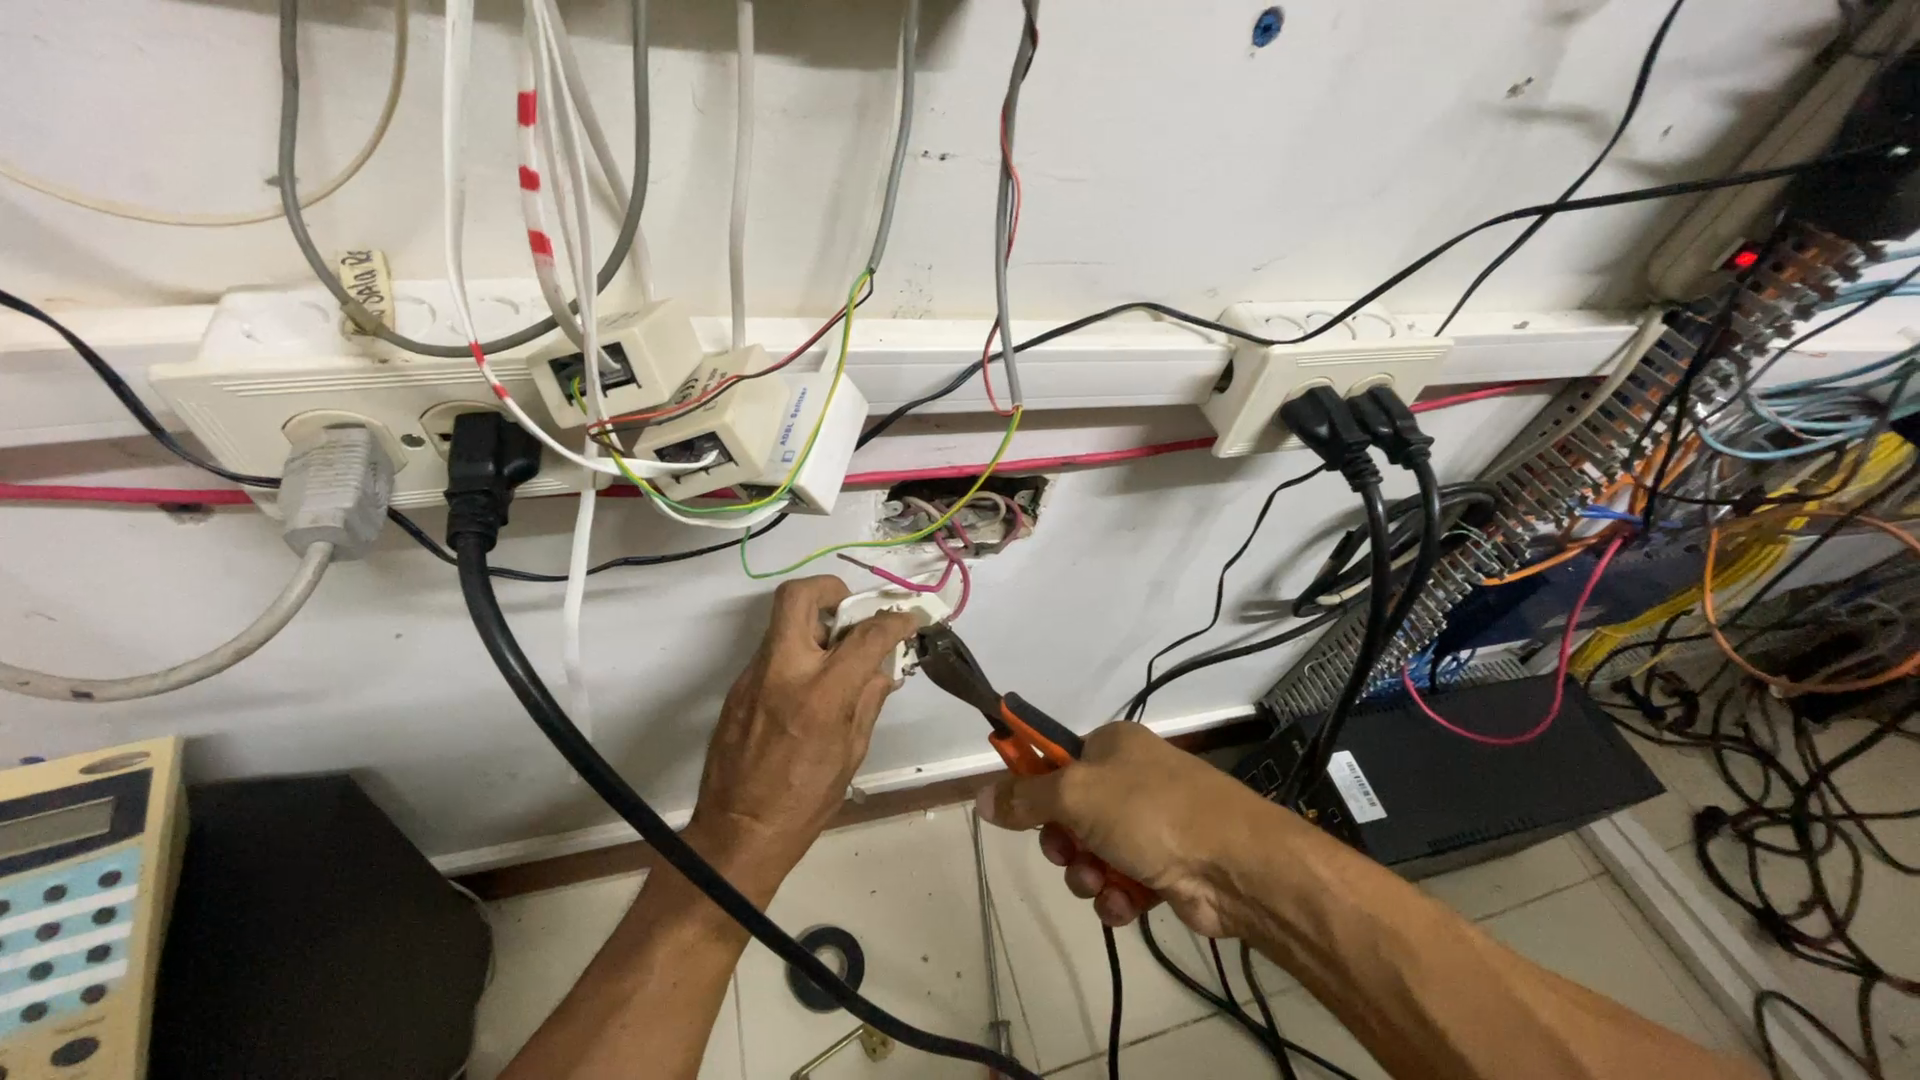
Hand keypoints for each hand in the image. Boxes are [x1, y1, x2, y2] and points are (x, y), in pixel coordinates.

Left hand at [688, 576, 918, 894]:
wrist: (737, 833)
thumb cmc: (805, 802)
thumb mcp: (851, 753)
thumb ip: (867, 702)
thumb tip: (881, 670)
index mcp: (820, 695)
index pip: (866, 636)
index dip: (895, 620)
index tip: (910, 617)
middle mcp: (783, 672)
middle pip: (800, 596)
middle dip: (831, 589)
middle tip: (852, 610)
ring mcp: (753, 676)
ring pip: (783, 622)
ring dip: (814, 624)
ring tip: (835, 655)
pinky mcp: (737, 688)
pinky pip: (772, 652)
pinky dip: (797, 653)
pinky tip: (811, 685)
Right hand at [976, 722, 1292, 936]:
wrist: (1236, 866)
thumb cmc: (1152, 813)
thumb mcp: (1077, 795)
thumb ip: (1025, 797)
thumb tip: (980, 797)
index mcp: (1112, 746)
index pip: (1055, 758)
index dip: (1032, 784)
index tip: (1012, 809)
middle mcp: (1130, 780)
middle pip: (1067, 813)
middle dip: (1062, 842)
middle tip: (1066, 852)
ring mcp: (1148, 826)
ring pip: (1089, 853)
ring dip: (1086, 874)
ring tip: (1100, 883)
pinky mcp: (1162, 868)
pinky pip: (1117, 883)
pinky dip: (1114, 896)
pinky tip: (1124, 904)